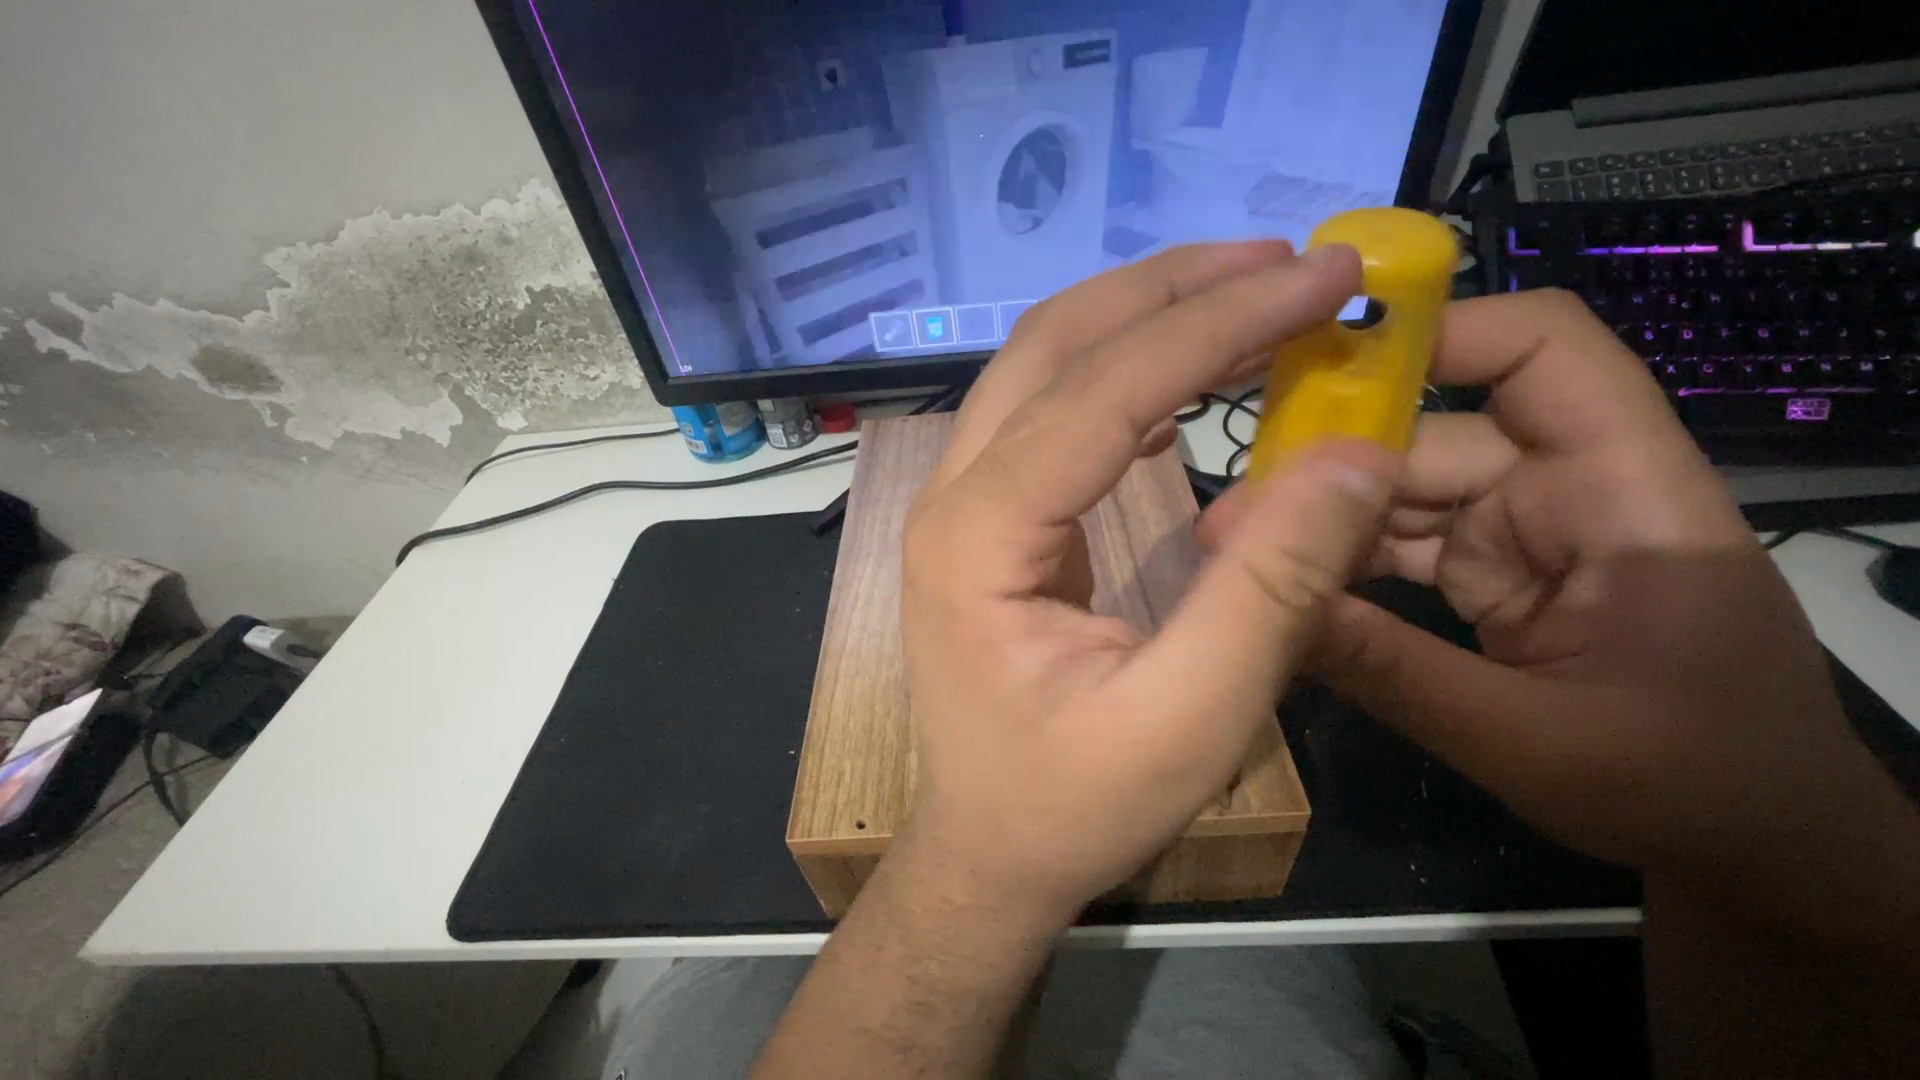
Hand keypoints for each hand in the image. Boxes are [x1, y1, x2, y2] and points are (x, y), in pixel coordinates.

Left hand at [899, 241, 1396, 920]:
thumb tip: (1358, 453)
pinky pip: (1050, 411)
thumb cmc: (1074, 802)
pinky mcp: (987, 518)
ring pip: (1044, 365)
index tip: (1323, 275)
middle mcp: (953, 496)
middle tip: (1291, 260)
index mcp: (980, 535)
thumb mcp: (1190, 717)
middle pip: (1054, 346)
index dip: (1218, 321)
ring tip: (1252, 292)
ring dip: (1146, 315)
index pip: (1103, 388)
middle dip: (1173, 289)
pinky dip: (1125, 372)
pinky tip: (1187, 374)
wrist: (988, 847)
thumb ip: (1272, 586)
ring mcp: (961, 502)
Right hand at [1204, 290, 1918, 933]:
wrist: (1756, 845)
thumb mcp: (1531, 740)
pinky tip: (1284, 585)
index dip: (1436, 334)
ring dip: (1324, 521)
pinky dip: (1344, 565)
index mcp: (1623, 494)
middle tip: (1230, 515)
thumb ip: (1391, 668)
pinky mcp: (1491, 574)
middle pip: (1434, 433)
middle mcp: (1566, 491)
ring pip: (1403, 492)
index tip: (1317, 365)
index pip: (1542, 354)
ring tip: (1235, 555)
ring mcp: (1523, 533)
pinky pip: (1401, 547)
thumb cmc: (1691, 787)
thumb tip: (1262, 604)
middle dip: (1330, 466)